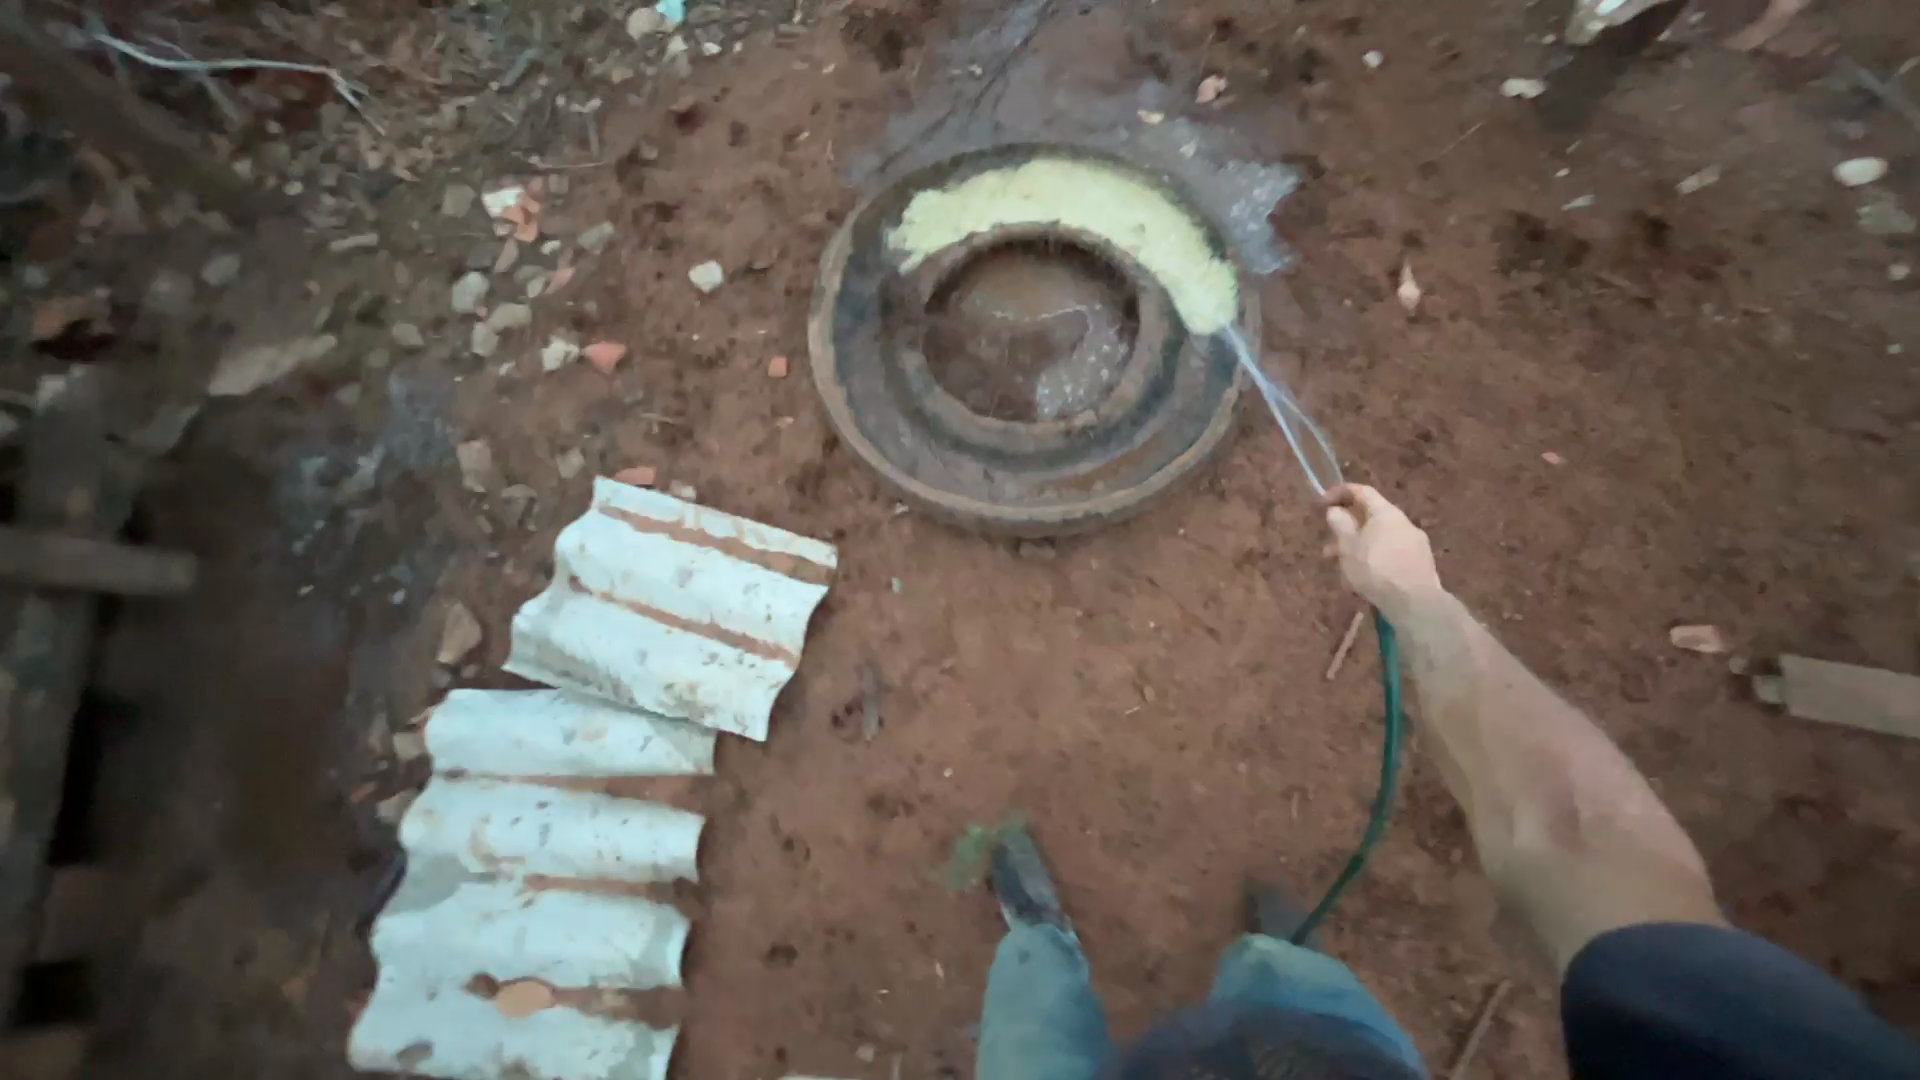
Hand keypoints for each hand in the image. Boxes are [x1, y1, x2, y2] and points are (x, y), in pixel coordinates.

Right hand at [1325, 484, 1442, 617]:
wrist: (1414, 602)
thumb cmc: (1375, 568)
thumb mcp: (1348, 546)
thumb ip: (1340, 525)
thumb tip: (1336, 511)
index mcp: (1386, 513)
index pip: (1362, 492)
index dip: (1340, 492)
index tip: (1321, 502)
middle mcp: (1404, 523)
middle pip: (1370, 518)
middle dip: (1346, 531)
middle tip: (1328, 547)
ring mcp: (1415, 544)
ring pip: (1378, 539)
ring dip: (1357, 549)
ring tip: (1341, 570)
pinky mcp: (1419, 564)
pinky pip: (1389, 555)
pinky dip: (1373, 560)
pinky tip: (1363, 580)